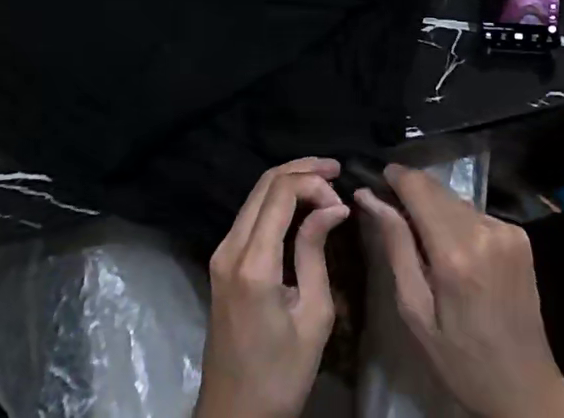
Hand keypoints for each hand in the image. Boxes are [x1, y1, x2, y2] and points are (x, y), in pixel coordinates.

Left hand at [194, 158, 349, 417]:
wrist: (234, 416)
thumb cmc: (281, 374)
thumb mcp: (313, 315)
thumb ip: (316, 252)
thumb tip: (332, 206)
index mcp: (252, 264)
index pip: (280, 192)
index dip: (314, 182)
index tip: (342, 200)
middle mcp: (229, 249)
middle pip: (264, 184)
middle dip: (302, 169)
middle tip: (337, 170)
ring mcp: (221, 254)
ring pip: (255, 195)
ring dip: (289, 181)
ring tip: (326, 182)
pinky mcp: (222, 263)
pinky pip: (250, 214)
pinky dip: (277, 200)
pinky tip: (303, 204)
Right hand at [355, 164, 563, 417]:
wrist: (524, 384)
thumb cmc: (460, 358)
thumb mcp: (416, 311)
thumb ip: (395, 247)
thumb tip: (370, 198)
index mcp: (455, 252)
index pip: (420, 189)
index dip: (397, 176)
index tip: (379, 175)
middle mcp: (485, 230)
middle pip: (439, 190)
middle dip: (414, 190)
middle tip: (392, 205)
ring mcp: (507, 230)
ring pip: (458, 200)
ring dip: (437, 206)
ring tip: (422, 233)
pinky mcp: (520, 235)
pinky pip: (478, 215)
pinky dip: (460, 221)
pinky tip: (454, 247)